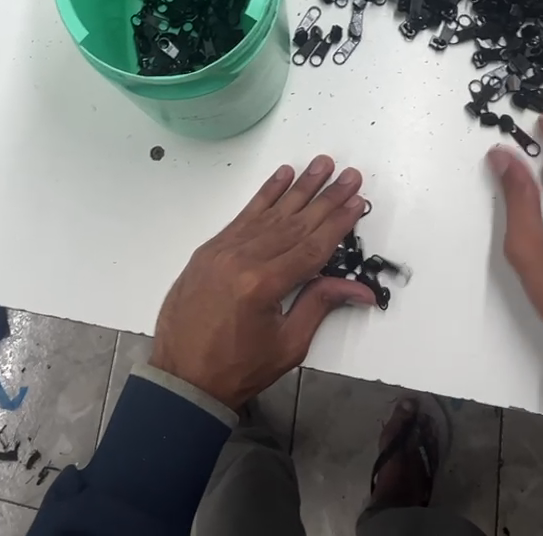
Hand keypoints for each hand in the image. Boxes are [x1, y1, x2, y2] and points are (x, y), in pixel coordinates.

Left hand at [150, 156, 376, 408]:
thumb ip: (320, 305)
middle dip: (326, 197)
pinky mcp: (210, 248)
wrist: (182, 377)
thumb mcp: (287, 345)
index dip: (337, 223)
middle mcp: (242, 258)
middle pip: (294, 222)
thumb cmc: (238, 369)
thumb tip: (360, 289)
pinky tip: (282, 176)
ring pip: (270, 212)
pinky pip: (243, 216)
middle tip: (349, 174)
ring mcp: (223, 250)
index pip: (311, 246)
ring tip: (322, 164)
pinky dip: (265, 195)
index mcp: (262, 285)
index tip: (357, 200)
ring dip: (300, 187)